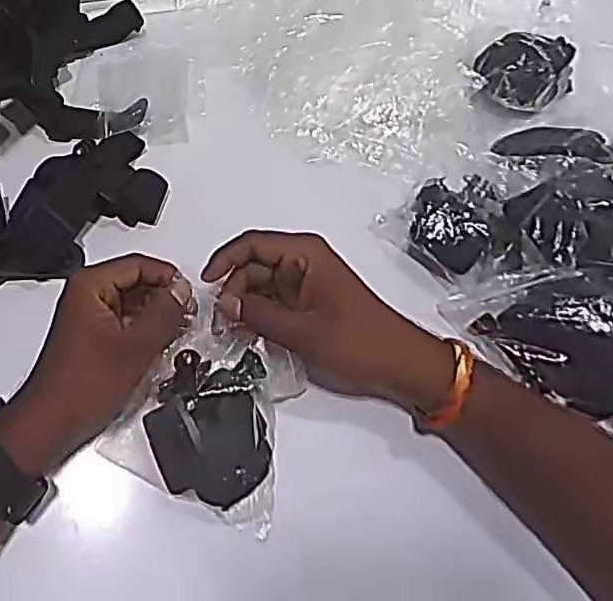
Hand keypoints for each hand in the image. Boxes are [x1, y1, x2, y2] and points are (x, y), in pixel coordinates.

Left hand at [0, 254, 188, 474]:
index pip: (137, 264)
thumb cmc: (78, 386)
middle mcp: (85, 294)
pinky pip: (123, 322)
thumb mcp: (135, 347)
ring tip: (175, 332)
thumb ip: (163, 314)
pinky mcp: (91, 335)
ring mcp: (87, 315)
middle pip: (134, 281)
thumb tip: (180, 292)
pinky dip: (142, 331)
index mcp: (90, 285)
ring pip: (131, 303)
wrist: (52, 422)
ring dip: (154, 316)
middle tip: (186, 314)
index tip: (188, 293)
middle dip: (162, 297)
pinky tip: (157, 347)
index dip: (166, 276)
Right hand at [204, 231, 454, 412]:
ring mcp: (305, 282)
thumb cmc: (363, 342)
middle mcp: (303, 261)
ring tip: (232, 329)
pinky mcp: (308, 302)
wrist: (404, 368)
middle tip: (221, 316)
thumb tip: (226, 304)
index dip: (225, 260)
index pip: (252, 244)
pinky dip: (259, 314)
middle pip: (253, 265)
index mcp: (305, 254)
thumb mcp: (304, 331)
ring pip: (260, 284)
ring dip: (244, 304)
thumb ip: (259, 315)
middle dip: (234, 288)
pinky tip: (249, 333)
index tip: (208, 281)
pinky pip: (273, 300)